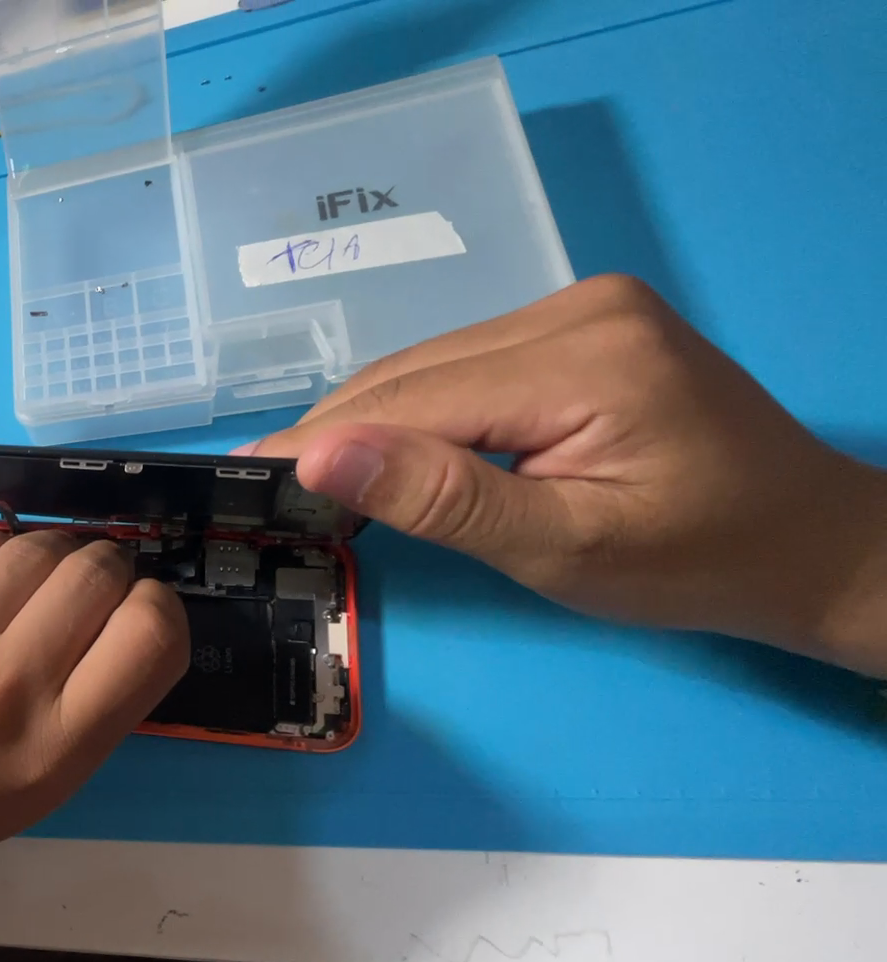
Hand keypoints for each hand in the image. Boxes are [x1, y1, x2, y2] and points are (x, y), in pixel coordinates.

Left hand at [0, 530, 189, 903]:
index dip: (160, 609)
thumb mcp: (50, 782)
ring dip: (61, 553)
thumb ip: (101, 699)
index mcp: (57, 744)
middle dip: (112, 573)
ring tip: (45, 582)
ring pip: (41, 544)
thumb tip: (129, 611)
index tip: (136, 617)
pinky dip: (6, 551)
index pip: (152, 633)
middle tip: (91, 594)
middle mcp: (6, 683)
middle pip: (98, 573)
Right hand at [251, 275, 886, 675]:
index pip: (410, 399)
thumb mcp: (560, 547)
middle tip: (275, 489)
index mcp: (584, 358)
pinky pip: (449, 366)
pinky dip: (404, 411)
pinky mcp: (568, 325)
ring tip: (321, 477)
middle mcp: (573, 309)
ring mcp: (573, 309)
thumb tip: (319, 457)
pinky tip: (387, 450)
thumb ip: (439, 497)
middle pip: (408, 374)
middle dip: (336, 433)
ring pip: (419, 366)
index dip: (320, 441)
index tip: (245, 474)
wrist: (807, 541)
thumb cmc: (693, 562)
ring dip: (364, 423)